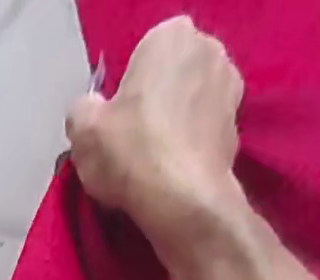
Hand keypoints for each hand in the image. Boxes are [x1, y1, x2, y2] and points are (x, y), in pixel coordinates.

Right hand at [65, 16, 245, 238]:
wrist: (180, 200)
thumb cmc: (130, 152)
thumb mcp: (82, 129)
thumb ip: (83, 109)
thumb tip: (92, 110)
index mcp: (170, 37)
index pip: (139, 57)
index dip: (122, 92)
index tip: (112, 123)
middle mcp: (209, 51)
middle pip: (166, 80)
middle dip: (150, 106)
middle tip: (127, 144)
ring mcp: (230, 89)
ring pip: (185, 107)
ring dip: (169, 128)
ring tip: (146, 165)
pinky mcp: (237, 129)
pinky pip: (200, 135)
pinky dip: (186, 150)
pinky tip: (167, 175)